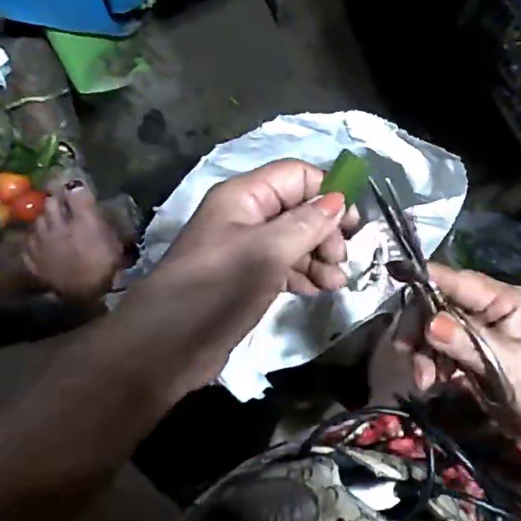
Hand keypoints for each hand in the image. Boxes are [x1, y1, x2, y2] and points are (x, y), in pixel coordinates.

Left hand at [110, 159, 357, 392]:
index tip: (353, 224)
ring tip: (335, 283)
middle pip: (298, 208)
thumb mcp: (267, 251)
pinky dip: (303, 274)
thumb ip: (306, 223)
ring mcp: (243, 248)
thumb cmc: (218, 287)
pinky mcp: (245, 278)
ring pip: (293, 239)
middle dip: (325, 231)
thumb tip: (338, 199)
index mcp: (243, 195)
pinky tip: (318, 291)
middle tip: (340, 261)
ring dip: (318, 257)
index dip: (328, 192)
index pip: (296, 175)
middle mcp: (243, 216)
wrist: (167, 344)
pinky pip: (283, 265)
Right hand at [406, 264, 520, 449]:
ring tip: (426, 381)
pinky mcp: (475, 356)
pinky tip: (434, 383)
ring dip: (424, 352)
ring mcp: (484, 333)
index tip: (394, 275)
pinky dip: (432, 364)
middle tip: (407, 355)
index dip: (426, 279)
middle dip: (421, 329)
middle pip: (440, 304)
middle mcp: (493, 310)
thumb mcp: (507, 365)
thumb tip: (430, 323)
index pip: (459, 281)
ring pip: (436, 328)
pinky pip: (442, 349)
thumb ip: (466, 342)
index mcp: (509, 301)